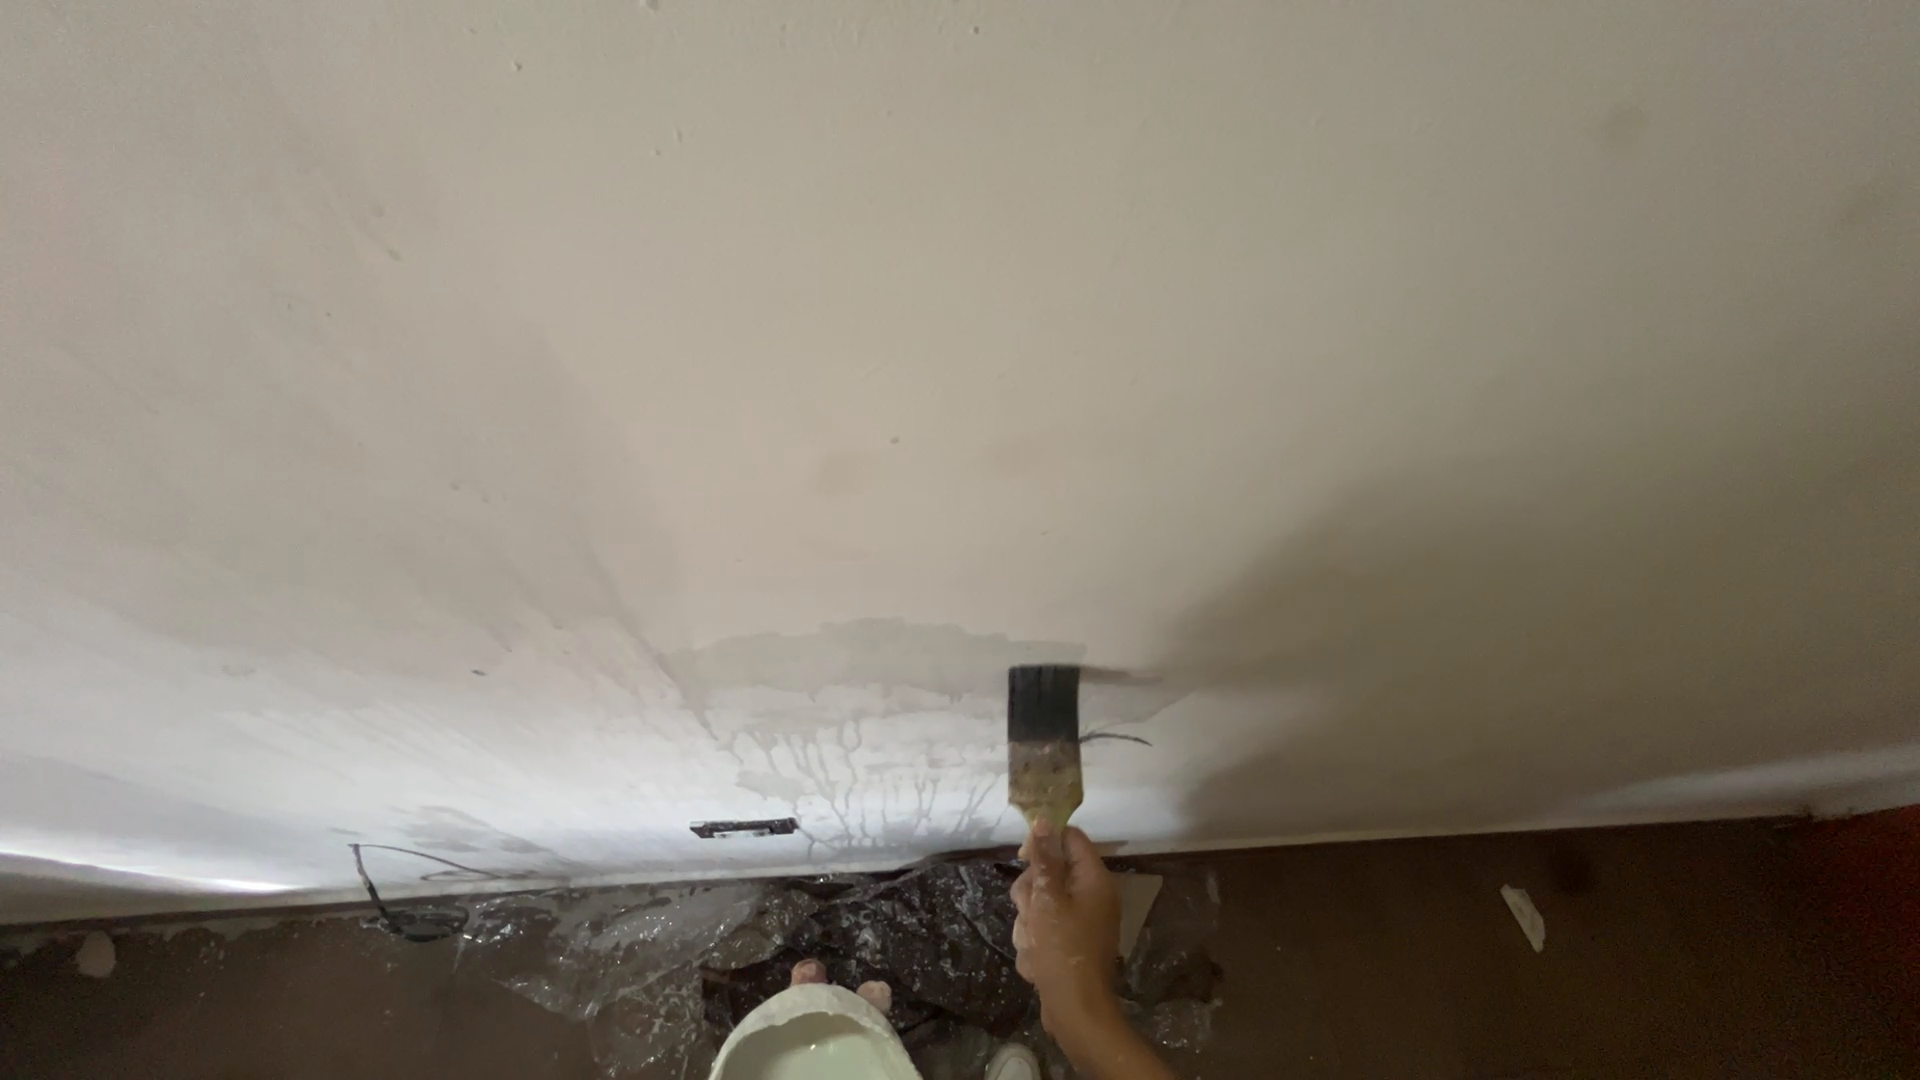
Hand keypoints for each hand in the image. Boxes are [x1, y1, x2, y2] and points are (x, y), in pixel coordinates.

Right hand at [1010, 821, 1122, 1038]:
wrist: (1075, 1013)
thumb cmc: (1063, 950)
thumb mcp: (1048, 899)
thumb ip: (1044, 859)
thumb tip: (1043, 820)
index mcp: (1094, 879)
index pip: (1070, 838)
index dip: (1044, 841)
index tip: (1023, 858)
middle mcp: (1091, 896)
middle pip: (1050, 871)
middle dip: (1030, 892)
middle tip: (1030, 911)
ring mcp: (1081, 921)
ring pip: (1040, 902)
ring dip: (1029, 921)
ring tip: (1033, 942)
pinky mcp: (1069, 943)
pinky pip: (1043, 928)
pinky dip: (1035, 941)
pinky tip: (1037, 960)